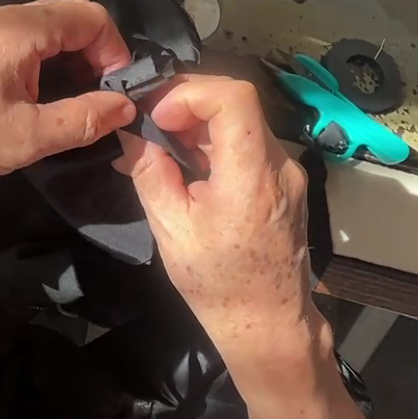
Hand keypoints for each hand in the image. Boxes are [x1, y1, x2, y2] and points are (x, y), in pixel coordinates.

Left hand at [0, 0, 137, 203]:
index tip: (118, 91)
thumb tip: (126, 106)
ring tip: (75, 101)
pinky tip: (39, 96)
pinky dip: (45, 59)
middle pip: (70, 15)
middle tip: (101, 97)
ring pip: (46, 27)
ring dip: (71, 58)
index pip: (91, 15)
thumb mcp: (26, 137)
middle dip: (96, 52)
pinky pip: (23, 38)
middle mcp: (2, 16)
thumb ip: (82, 119)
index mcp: (20, 29)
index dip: (116, 50)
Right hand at [117, 76, 314, 342]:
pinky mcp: (283, 181)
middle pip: (235, 103)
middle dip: (186, 104)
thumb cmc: (216, 283)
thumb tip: (131, 132)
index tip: (159, 117)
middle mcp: (278, 165)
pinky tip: (186, 165)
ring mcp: (286, 172)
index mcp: (251, 177)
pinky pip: (246, 143)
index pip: (233, 97)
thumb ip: (149, 171)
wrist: (268, 324)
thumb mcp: (170, 228)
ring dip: (197, 124)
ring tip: (161, 148)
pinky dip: (212, 142)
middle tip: (149, 125)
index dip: (190, 93)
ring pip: (240, 120)